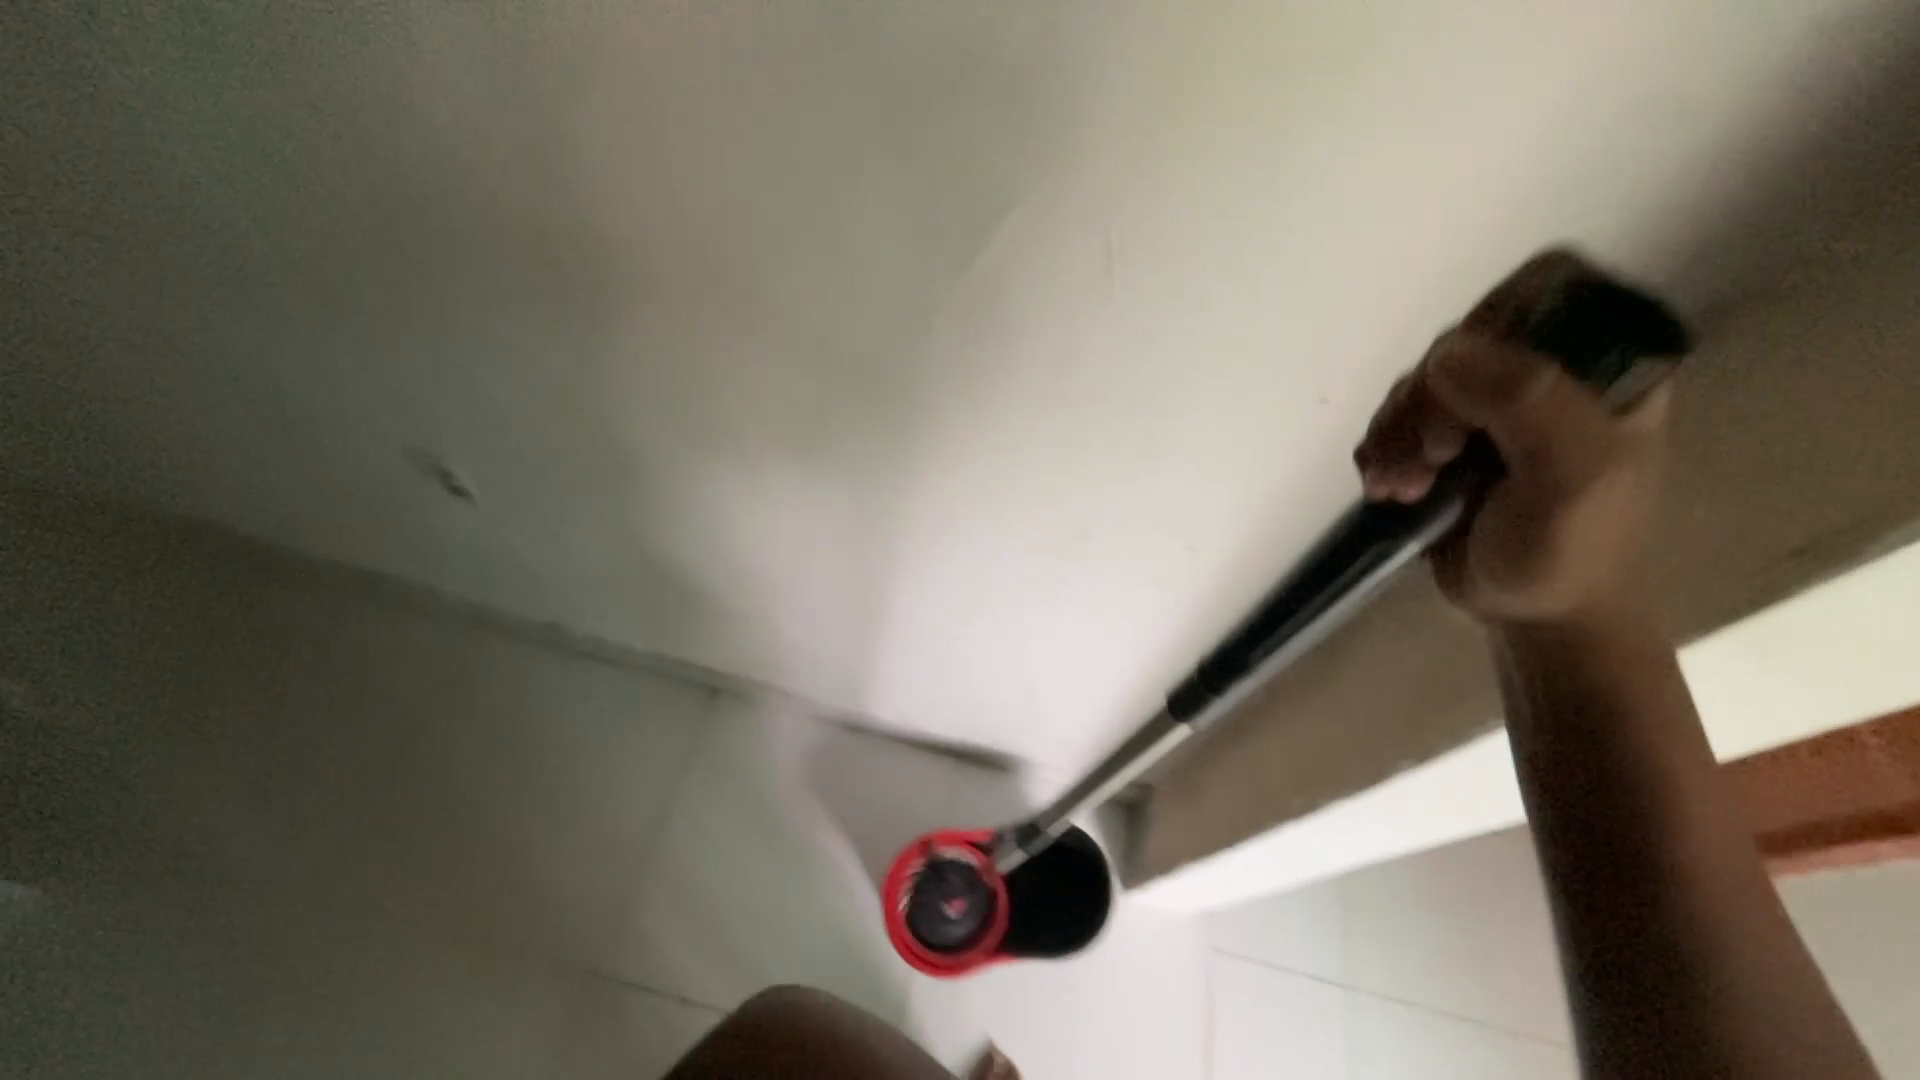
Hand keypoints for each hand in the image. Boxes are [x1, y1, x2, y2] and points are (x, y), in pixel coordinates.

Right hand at [1351, 252, 1669, 625]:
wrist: (1534, 619)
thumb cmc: (1569, 552)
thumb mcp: (1571, 477)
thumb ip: (1526, 402)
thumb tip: (1446, 355)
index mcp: (1604, 365)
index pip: (1545, 289)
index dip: (1493, 325)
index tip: (1467, 390)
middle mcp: (1545, 374)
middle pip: (1463, 338)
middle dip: (1430, 401)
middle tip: (1429, 458)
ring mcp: (1489, 409)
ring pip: (1419, 382)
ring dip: (1395, 432)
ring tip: (1401, 487)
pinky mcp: (1443, 440)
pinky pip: (1394, 417)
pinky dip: (1380, 451)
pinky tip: (1387, 489)